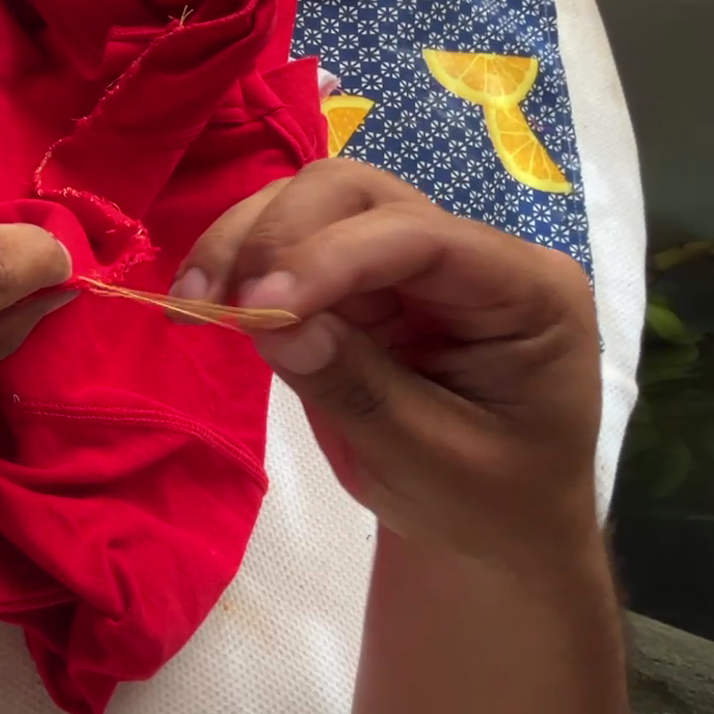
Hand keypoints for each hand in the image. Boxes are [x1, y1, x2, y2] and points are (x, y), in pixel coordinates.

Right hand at [171, 159, 602, 573]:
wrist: (478, 522)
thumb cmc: (480, 499)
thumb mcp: (428, 460)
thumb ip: (357, 388)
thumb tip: (275, 328)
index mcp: (521, 291)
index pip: (418, 237)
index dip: (327, 258)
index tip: (255, 309)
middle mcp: (458, 254)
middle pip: (351, 192)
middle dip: (273, 235)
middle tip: (216, 300)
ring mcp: (393, 261)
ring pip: (302, 201)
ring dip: (237, 243)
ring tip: (192, 303)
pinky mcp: (339, 280)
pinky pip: (275, 243)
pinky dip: (228, 262)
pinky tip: (197, 302)